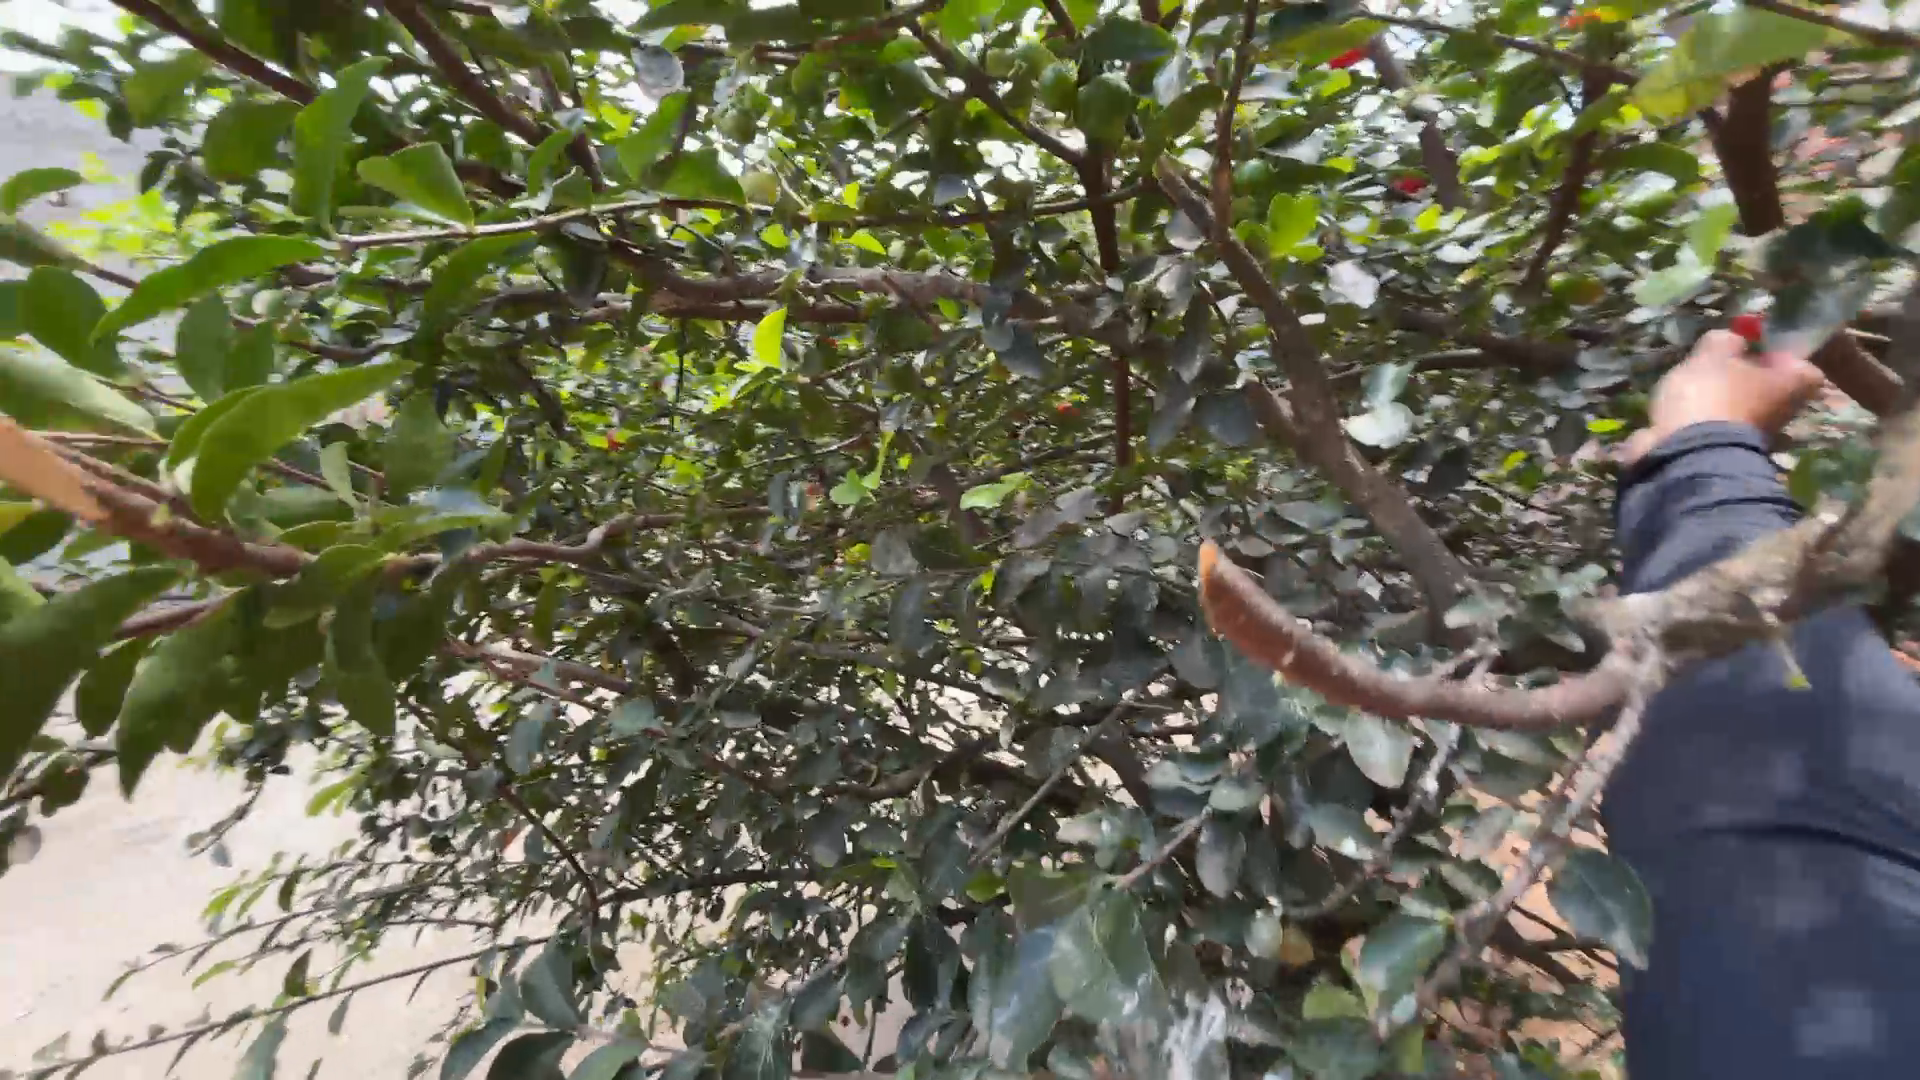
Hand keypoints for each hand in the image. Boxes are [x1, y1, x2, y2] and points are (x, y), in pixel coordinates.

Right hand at [1619, 328, 1825, 462]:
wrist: (1686, 452)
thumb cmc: (1711, 396)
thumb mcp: (1713, 356)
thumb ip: (1722, 341)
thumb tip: (1727, 338)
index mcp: (1800, 379)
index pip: (1788, 352)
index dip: (1761, 344)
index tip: (1734, 342)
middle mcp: (1788, 405)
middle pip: (1759, 379)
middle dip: (1732, 373)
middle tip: (1703, 365)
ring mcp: (1755, 429)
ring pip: (1733, 401)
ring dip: (1710, 395)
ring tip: (1681, 389)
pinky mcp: (1724, 445)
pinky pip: (1710, 421)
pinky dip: (1694, 416)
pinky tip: (1673, 411)